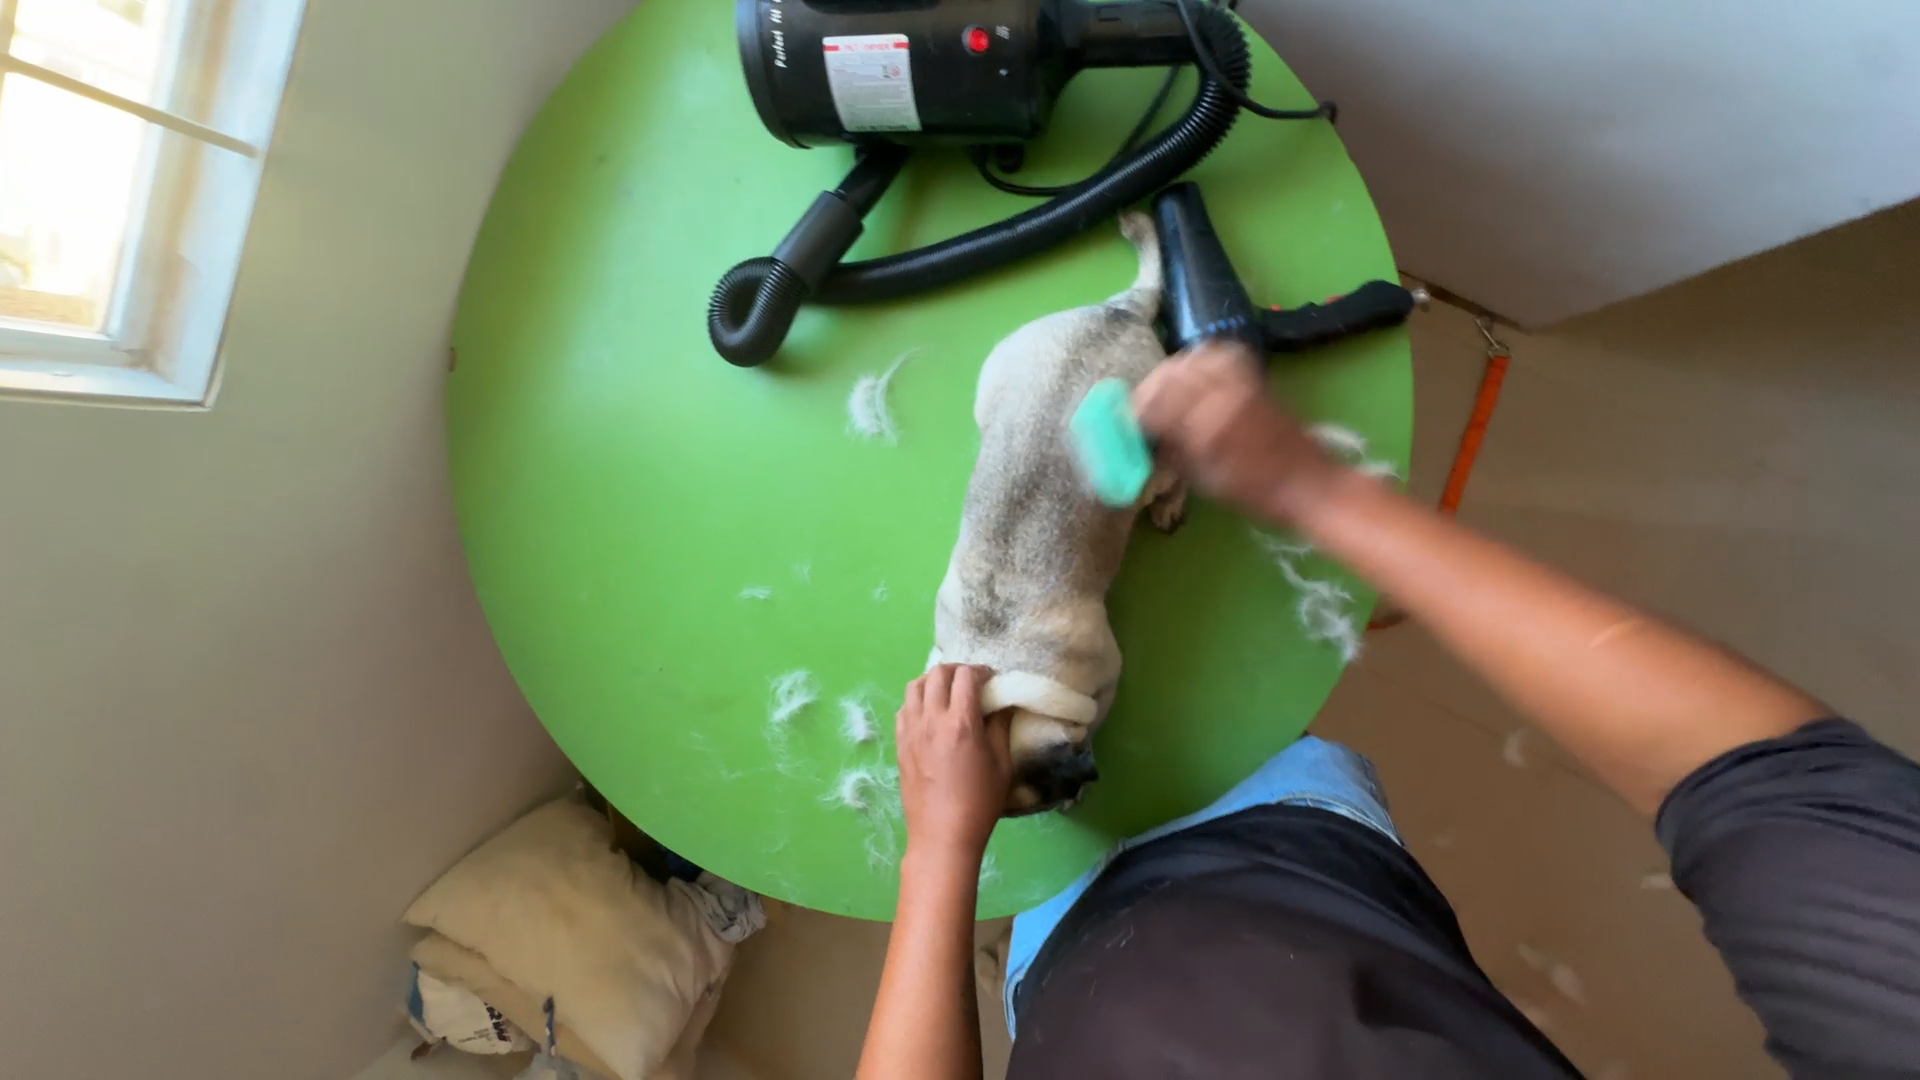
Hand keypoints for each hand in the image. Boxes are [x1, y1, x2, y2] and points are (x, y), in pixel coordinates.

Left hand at [895, 665, 1010, 864]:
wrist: (942, 835)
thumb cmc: (979, 802)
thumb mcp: (1002, 764)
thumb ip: (1000, 726)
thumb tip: (1003, 702)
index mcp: (960, 722)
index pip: (966, 676)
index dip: (981, 671)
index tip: (991, 679)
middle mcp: (931, 719)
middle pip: (937, 673)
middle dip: (956, 670)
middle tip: (970, 682)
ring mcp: (911, 730)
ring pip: (914, 685)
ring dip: (933, 681)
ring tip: (946, 693)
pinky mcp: (900, 743)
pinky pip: (904, 708)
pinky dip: (917, 701)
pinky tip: (929, 714)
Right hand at [1132, 343, 1339, 523]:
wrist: (1308, 484)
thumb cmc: (1254, 494)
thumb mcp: (1203, 480)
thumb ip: (1171, 452)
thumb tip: (1145, 437)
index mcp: (1206, 428)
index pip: (1154, 405)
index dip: (1135, 412)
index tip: (1128, 423)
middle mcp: (1222, 397)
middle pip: (1169, 375)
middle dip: (1149, 390)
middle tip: (1142, 407)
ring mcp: (1241, 383)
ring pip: (1193, 359)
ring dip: (1173, 373)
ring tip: (1166, 391)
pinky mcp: (1255, 379)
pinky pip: (1221, 355)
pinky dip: (1202, 361)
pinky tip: (1196, 376)